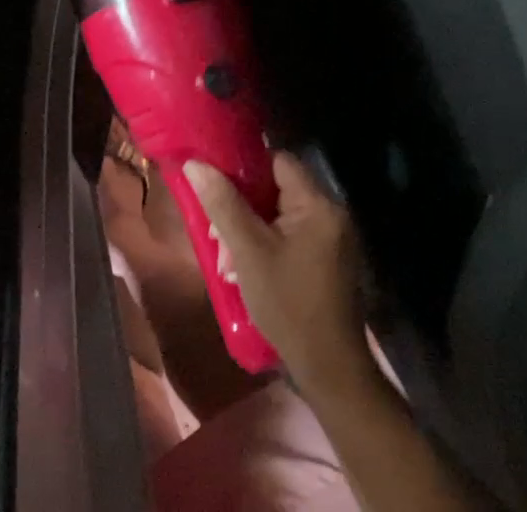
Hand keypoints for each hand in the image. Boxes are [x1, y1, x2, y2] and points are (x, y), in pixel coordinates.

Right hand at [184, 152, 370, 384]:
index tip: (214, 179)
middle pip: (278, 188)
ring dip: (249, 227)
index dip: (244, 165)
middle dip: (241, 204)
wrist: (329, 366)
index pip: (279, 161)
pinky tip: (244, 267)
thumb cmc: (287, 303)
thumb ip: (223, 204)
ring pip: (280, 214)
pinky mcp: (327, 260)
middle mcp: (331, 214)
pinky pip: (290, 235)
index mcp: (318, 205)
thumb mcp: (248, 251)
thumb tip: (195, 164)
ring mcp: (332, 239)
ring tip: (225, 255)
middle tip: (214, 227)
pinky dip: (265, 243)